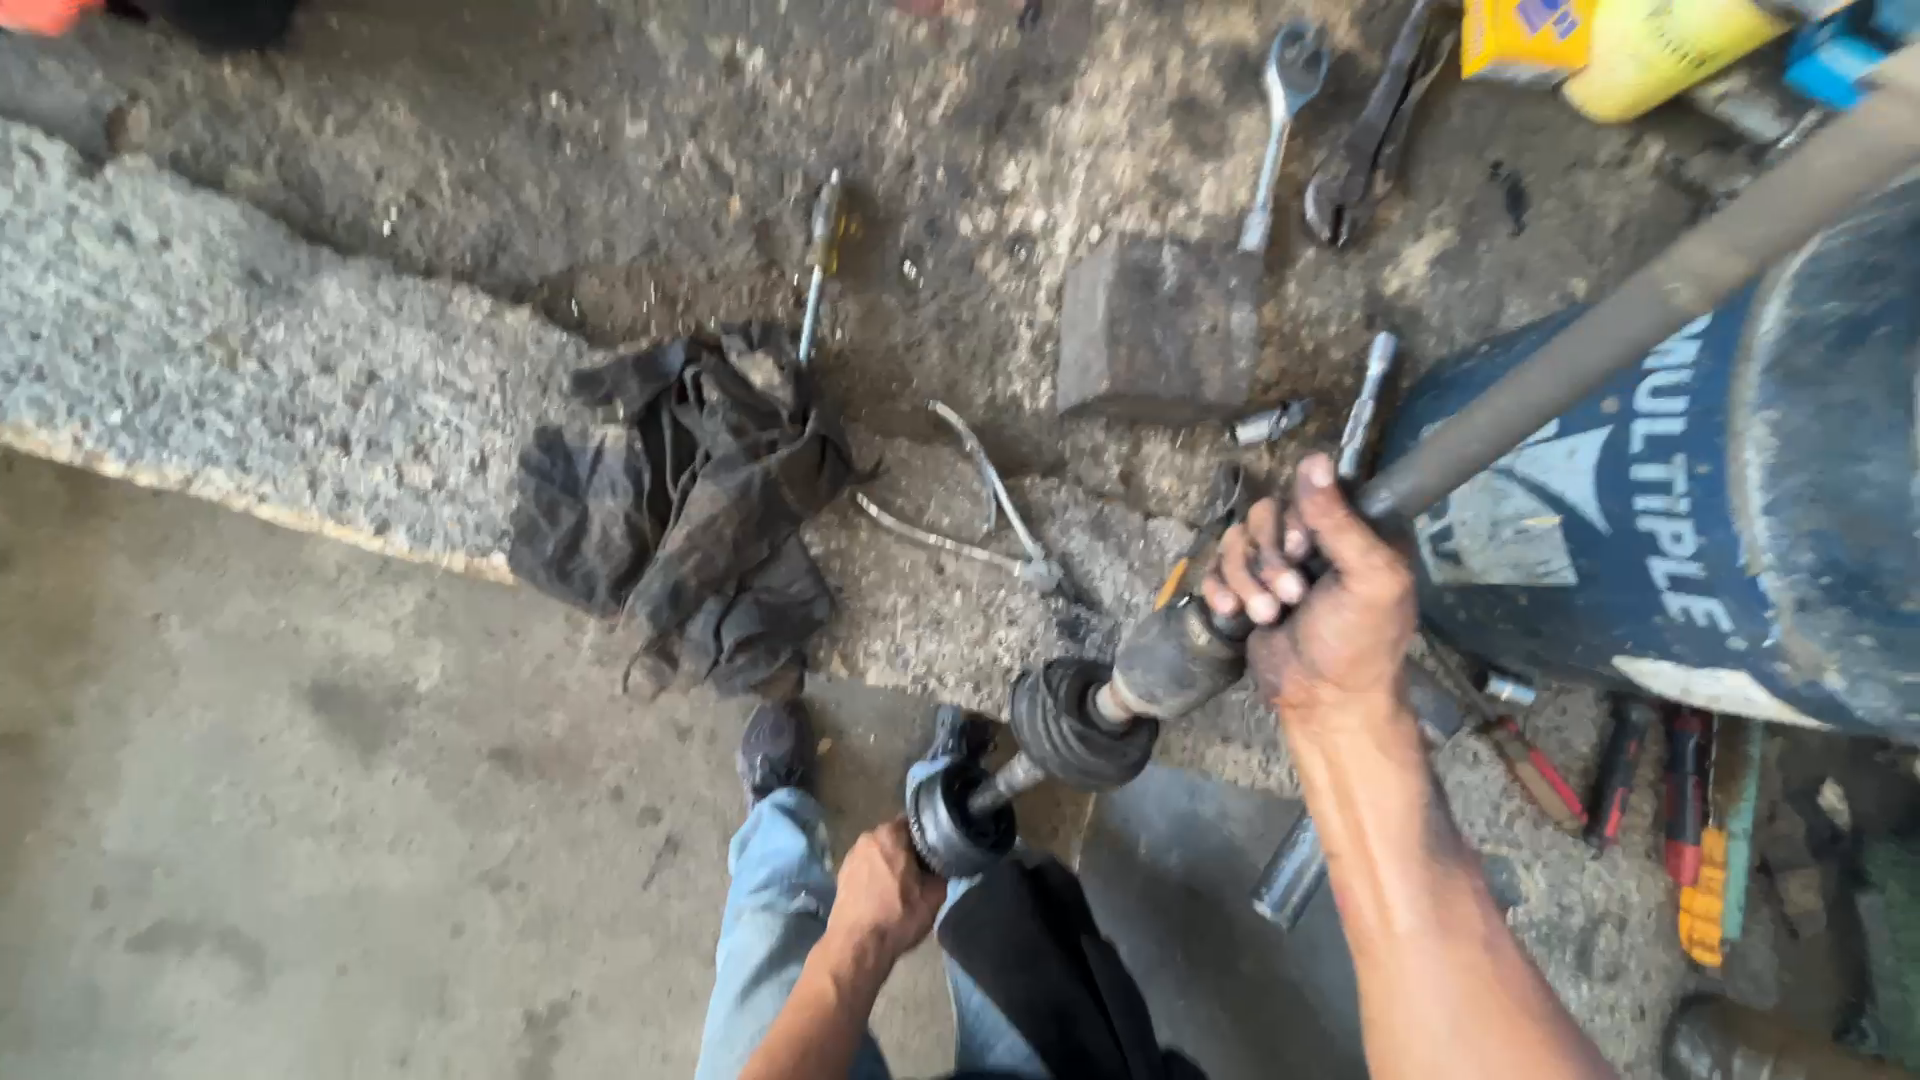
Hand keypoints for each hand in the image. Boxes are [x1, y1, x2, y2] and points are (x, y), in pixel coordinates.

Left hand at [822, 819, 944, 967]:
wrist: (856, 947)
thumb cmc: (898, 916)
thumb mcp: (935, 895)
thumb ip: (943, 872)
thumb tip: (944, 865)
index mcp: (891, 833)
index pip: (915, 823)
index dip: (928, 838)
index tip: (935, 854)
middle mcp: (868, 837)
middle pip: (895, 837)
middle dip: (908, 851)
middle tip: (922, 872)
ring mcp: (851, 855)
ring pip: (879, 853)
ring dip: (890, 863)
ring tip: (902, 887)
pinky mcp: (841, 875)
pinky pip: (865, 867)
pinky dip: (874, 876)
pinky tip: (882, 896)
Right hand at [1201, 452, 1415, 732]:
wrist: (1322, 700)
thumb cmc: (1359, 641)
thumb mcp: (1367, 578)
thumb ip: (1339, 519)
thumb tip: (1315, 458)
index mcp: (1355, 530)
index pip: (1309, 490)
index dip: (1296, 518)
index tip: (1305, 550)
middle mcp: (1314, 541)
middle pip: (1263, 514)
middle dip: (1269, 560)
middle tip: (1292, 595)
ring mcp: (1275, 566)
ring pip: (1235, 540)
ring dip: (1246, 581)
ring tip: (1268, 615)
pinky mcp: (1246, 588)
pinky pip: (1215, 567)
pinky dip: (1220, 590)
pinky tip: (1234, 613)